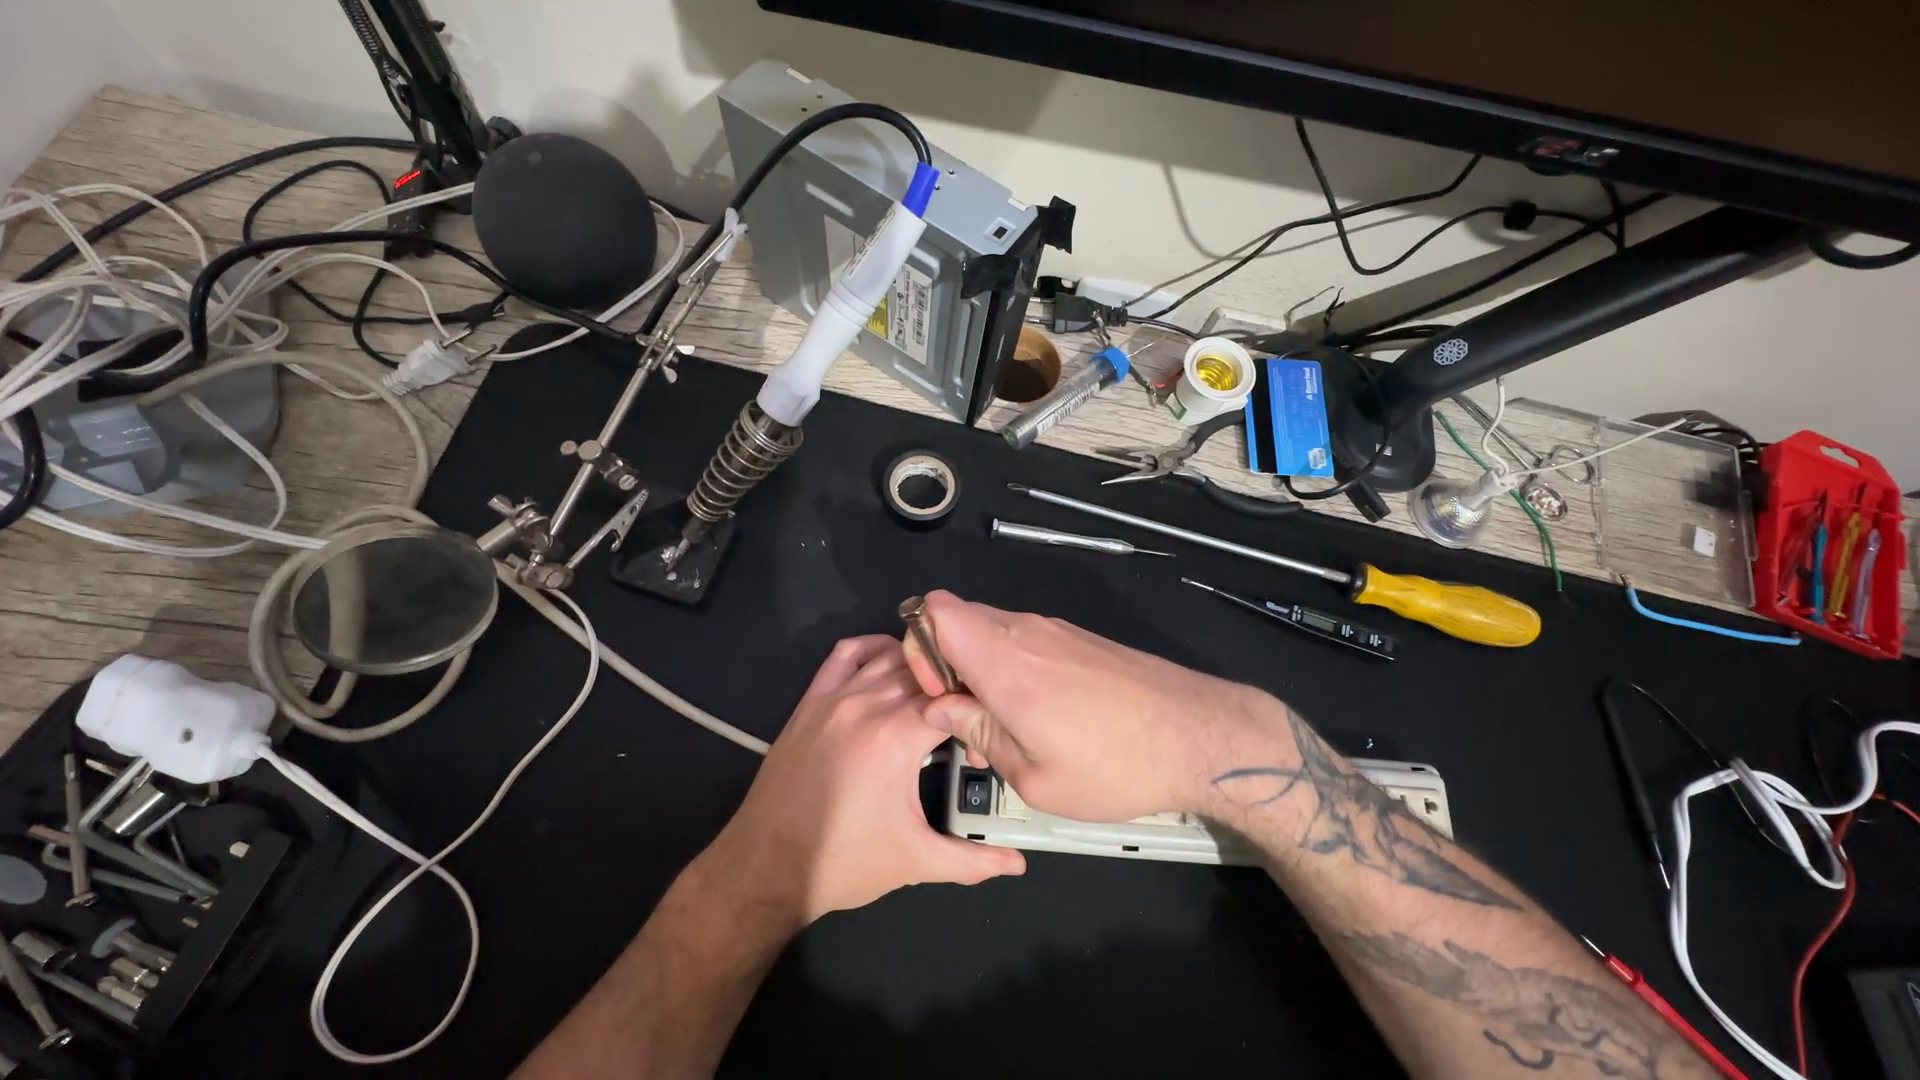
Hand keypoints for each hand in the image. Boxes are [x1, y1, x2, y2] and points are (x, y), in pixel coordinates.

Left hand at [701, 635, 1025, 925]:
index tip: (991, 726)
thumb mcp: (916, 862)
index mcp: (896, 738)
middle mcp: (866, 706)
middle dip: (954, 685)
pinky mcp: (810, 701)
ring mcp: (835, 699)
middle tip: (973, 707)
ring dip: (919, 666)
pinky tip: (891, 665)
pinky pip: (845, 654)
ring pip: (890, 657)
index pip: (955, 697)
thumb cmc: (844, 862)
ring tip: (939, 687)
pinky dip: (873, 649)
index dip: (979, 708)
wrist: (767, 866)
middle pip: (925, 671)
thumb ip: (973, 860)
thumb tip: (1019, 865)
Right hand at [902, 591, 1286, 822]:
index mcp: (1003, 660)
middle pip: (958, 620)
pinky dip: (1013, 671)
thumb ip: (978, 734)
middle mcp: (1025, 632)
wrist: (1200, 735)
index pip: (933, 609)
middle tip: (967, 723)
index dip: (918, 647)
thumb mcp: (1033, 776)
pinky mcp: (1080, 639)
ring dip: (981, 673)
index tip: (938, 698)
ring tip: (1005, 732)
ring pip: (992, 633)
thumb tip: (938, 710)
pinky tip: (1039, 719)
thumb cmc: (1113, 766)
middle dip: (946, 666)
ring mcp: (1056, 631)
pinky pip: (1025, 642)